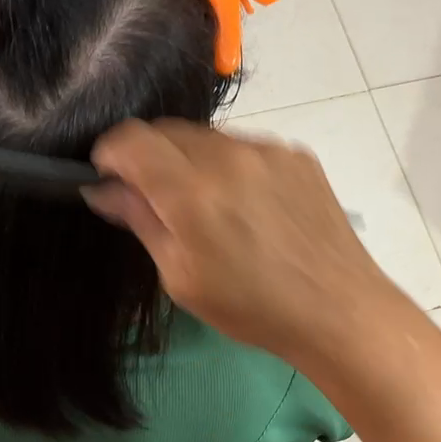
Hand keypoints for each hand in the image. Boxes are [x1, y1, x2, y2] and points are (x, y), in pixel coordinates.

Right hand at [86, 119, 399, 365]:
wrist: (336, 309)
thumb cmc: (249, 307)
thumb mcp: (181, 278)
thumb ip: (142, 222)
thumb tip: (104, 189)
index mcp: (192, 192)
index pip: (131, 140)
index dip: (108, 154)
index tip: (106, 180)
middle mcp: (228, 156)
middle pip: (166, 131)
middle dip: (147, 158)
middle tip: (151, 201)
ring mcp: (267, 150)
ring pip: (206, 138)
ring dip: (188, 162)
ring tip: (203, 211)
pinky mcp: (296, 154)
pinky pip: (243, 148)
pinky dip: (226, 168)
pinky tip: (243, 209)